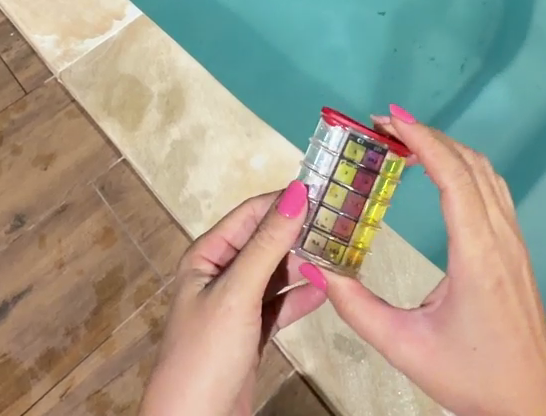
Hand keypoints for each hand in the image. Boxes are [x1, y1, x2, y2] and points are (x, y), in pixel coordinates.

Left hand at [140, 180, 323, 415]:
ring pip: (275, 274)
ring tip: (338, 255)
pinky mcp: (251, 334)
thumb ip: (268, 244)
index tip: (324, 192)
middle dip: (297, 233)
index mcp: (207, 255)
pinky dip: (300, 298)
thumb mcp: (237, 292)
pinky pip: (280, 305)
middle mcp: (220, 274)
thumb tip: (298, 192)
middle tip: (339, 224)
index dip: (284, 201)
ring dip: (302, 265)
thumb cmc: (206, 352)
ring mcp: (236, 305)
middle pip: (264, 242)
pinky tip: (325, 291)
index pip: (250, 214)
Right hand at [298, 106, 545, 415]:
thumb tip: (317, 267)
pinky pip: (491, 187)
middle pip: (468, 162)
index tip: (388, 120)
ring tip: (405, 143)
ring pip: (484, 171)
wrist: (533, 404)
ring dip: (446, 147)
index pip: (453, 175)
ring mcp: (514, 239)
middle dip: (426, 135)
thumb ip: (356, 307)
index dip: (421, 140)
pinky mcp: (516, 246)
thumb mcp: (405, 347)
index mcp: (476, 253)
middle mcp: (500, 236)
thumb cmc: (472, 376)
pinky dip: (462, 165)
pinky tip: (439, 172)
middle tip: (384, 126)